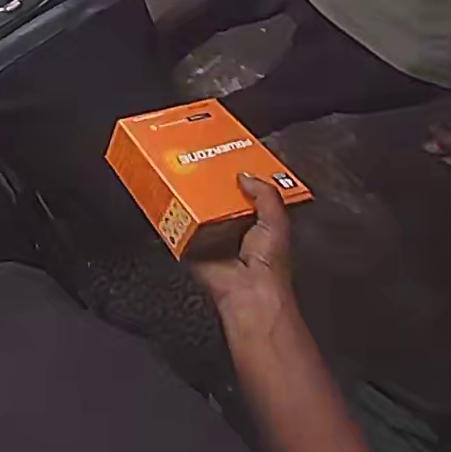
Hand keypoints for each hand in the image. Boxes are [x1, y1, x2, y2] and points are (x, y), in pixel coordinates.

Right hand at [190, 173, 294, 332]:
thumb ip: (265, 193)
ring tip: (186, 180)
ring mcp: (212, 239)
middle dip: (211, 186)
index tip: (227, 161)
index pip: (247, 193)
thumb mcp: (277, 219)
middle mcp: (234, 229)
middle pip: (219, 200)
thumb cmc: (269, 264)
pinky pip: (181, 230)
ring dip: (192, 201)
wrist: (248, 290)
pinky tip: (173, 204)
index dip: (239, 178)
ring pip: (199, 212)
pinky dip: (175, 220)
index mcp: (258, 222)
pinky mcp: (194, 248)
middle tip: (203, 167)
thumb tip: (245, 175)